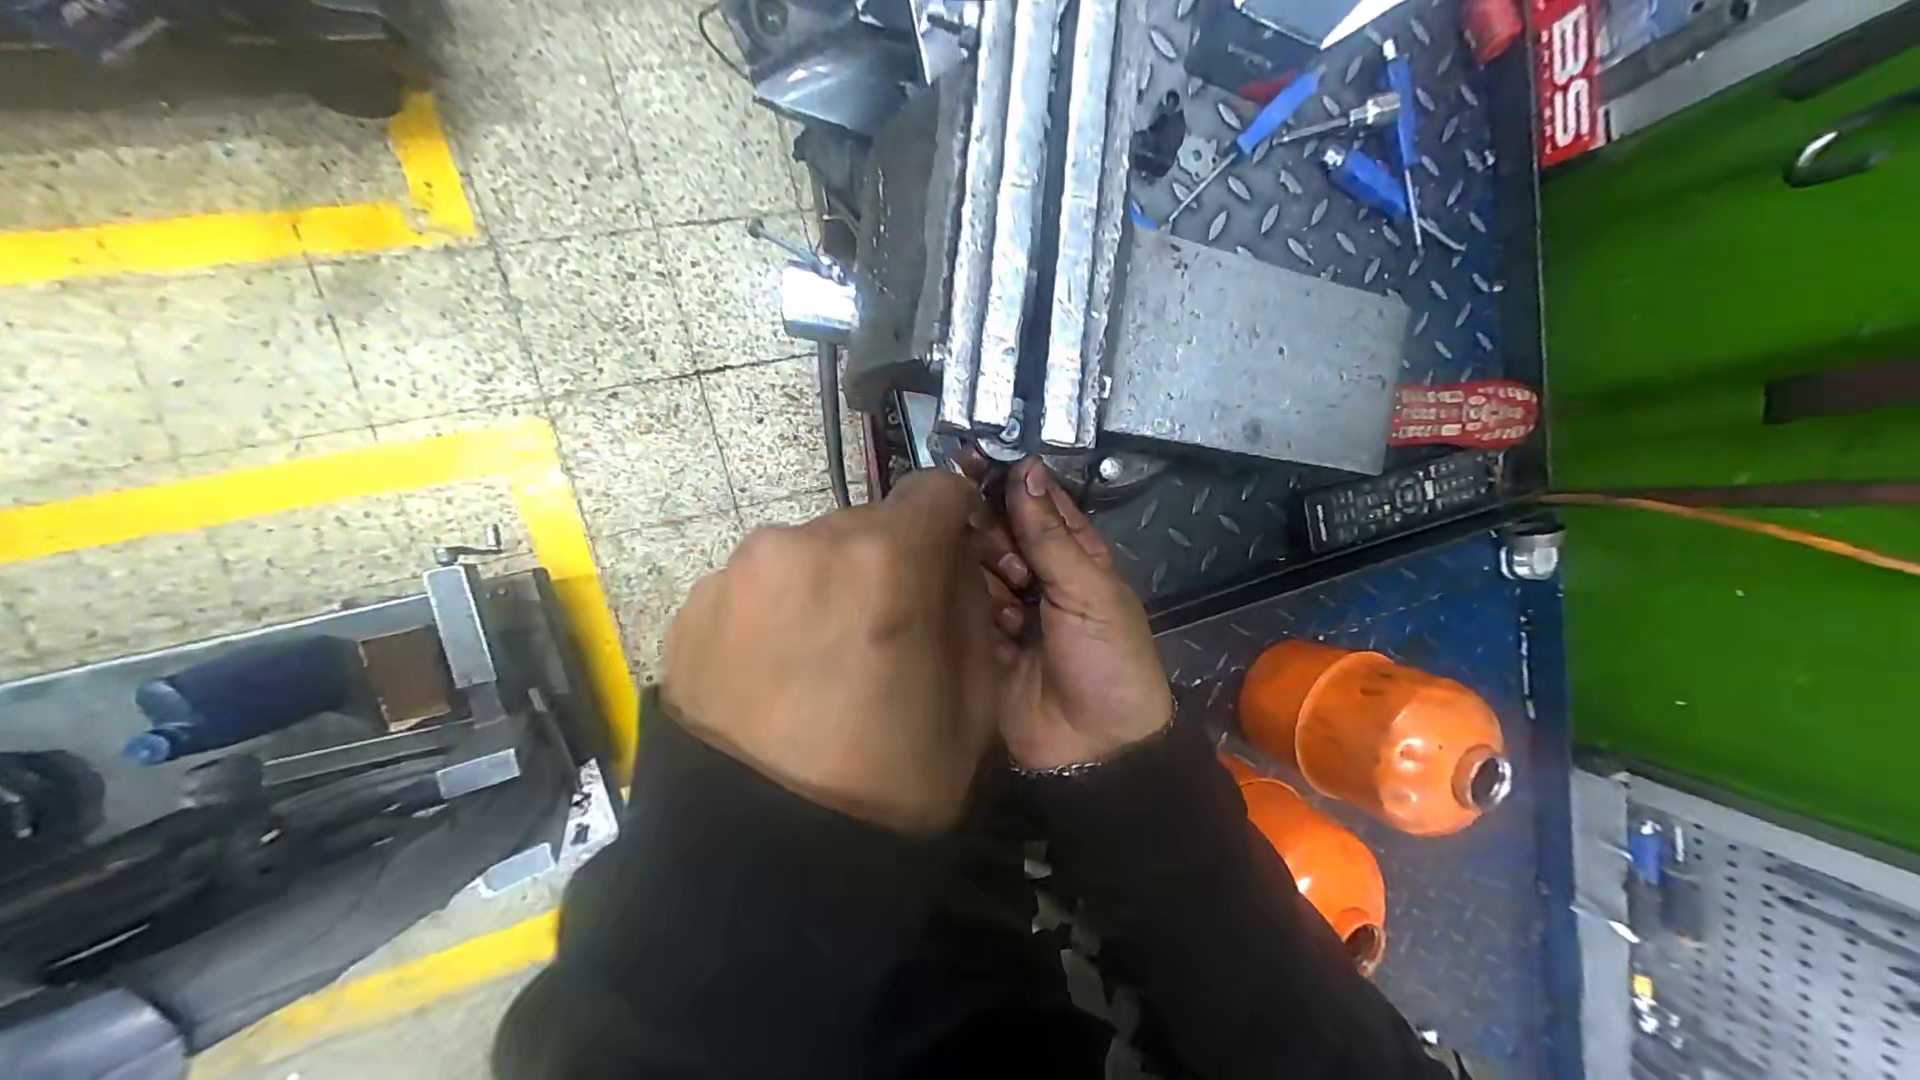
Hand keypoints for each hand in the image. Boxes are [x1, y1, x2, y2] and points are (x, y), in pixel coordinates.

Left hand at [663, 470, 1004, 833]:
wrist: (759, 862)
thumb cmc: (889, 783)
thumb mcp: (974, 698)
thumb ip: (969, 604)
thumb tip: (948, 561)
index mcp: (884, 561)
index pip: (934, 489)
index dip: (953, 517)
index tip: (950, 552)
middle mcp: (805, 542)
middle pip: (871, 524)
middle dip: (891, 561)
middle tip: (887, 628)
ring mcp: (740, 570)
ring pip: (813, 552)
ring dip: (833, 583)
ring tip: (825, 656)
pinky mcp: (694, 603)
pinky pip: (762, 584)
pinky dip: (782, 608)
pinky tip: (778, 670)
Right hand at [970, 457, 1171, 770]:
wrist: (1092, 749)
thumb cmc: (1107, 660)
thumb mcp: (1089, 591)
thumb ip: (1051, 535)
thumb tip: (1027, 470)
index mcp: (1076, 557)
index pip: (1040, 504)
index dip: (1014, 485)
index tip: (979, 465)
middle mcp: (1039, 577)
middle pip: (1002, 533)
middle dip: (999, 540)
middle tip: (1012, 566)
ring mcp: (1008, 609)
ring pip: (980, 568)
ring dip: (993, 582)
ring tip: (1013, 609)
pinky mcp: (983, 640)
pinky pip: (966, 609)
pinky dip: (980, 615)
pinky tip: (999, 633)